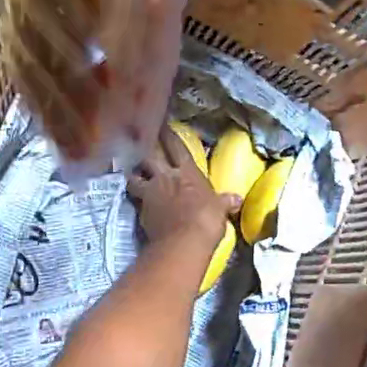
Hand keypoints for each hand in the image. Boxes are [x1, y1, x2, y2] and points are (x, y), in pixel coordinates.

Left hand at [127, 128, 240, 249]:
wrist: (183, 240)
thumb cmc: (207, 221)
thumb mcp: (220, 209)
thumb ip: (224, 202)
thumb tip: (236, 198)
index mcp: (188, 172)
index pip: (178, 149)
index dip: (169, 136)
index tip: (162, 125)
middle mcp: (166, 177)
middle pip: (150, 156)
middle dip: (145, 149)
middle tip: (138, 142)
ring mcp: (151, 192)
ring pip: (134, 176)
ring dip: (132, 174)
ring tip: (130, 173)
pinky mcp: (140, 208)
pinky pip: (133, 198)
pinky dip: (132, 197)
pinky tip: (131, 199)